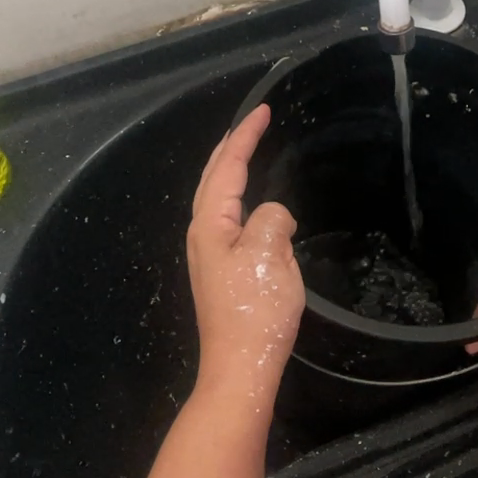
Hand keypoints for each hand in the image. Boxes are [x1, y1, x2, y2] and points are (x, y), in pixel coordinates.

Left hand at [187, 104, 303, 406]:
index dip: (245, 137)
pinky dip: (240, 197)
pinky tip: (252, 205)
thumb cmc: (255, 309)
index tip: (263, 111)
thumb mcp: (271, 253)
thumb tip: (274, 217)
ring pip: (219, 199)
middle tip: (251, 124)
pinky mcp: (222, 271)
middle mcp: (203, 234)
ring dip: (230, 171)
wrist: (242, 367)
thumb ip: (273, 219)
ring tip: (246, 152)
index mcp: (211, 224)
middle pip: (213, 179)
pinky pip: (230, 218)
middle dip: (231, 148)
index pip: (227, 167)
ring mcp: (210, 255)